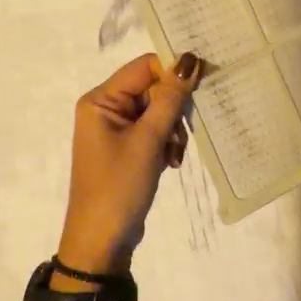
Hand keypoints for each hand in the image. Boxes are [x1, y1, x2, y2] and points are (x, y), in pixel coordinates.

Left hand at [57, 53, 203, 274]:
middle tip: (184, 132)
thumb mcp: (149, 139)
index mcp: (101, 99)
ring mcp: (116, 129)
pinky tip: (171, 162)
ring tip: (175, 155)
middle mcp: (106, 108)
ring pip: (158, 110)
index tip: (199, 87)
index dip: (172, 73)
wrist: (102, 242)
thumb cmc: (119, 185)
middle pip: (153, 87)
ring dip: (173, 129)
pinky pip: (154, 130)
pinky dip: (167, 142)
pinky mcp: (127, 147)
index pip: (145, 66)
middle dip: (173, 109)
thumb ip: (170, 97)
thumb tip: (189, 59)